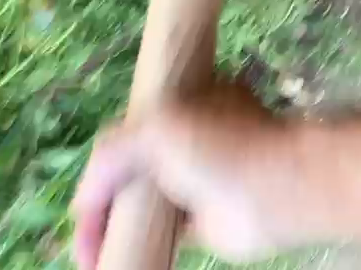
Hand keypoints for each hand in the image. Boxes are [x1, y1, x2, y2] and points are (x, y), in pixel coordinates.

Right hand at [70, 83, 305, 269]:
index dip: (106, 163)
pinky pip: (155, 234)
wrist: (274, 189)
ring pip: (139, 206)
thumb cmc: (223, 148)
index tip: (88, 198)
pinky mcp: (201, 220)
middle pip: (131, 171)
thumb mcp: (161, 126)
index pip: (131, 132)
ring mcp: (197, 180)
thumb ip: (115, 149)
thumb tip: (88, 195)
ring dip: (113, 229)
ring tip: (92, 254)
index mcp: (190, 106)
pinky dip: (131, 248)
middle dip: (103, 202)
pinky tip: (112, 262)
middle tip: (86, 234)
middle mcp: (193, 140)